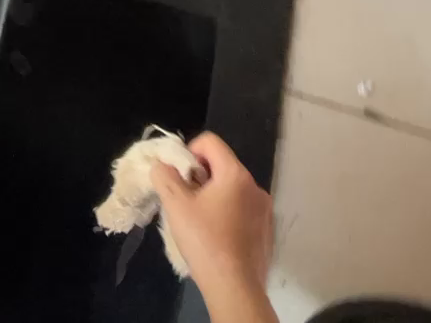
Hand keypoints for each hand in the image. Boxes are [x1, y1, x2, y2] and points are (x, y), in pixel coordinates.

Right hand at [152, 132, 273, 296]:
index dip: (188, 151)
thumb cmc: (205, 240)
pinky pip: (242, 208)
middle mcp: (256, 188)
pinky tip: (216, 234)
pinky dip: (226, 212)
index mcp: (236, 175)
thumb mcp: (174, 202)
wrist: (235, 288)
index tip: (179, 176)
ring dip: (212, 194)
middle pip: (221, 165)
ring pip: (231, 188)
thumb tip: (163, 165)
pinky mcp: (267, 231)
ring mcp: (265, 211)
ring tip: (199, 218)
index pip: (210, 142)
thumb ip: (164, 174)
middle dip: (199, 175)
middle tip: (184, 198)